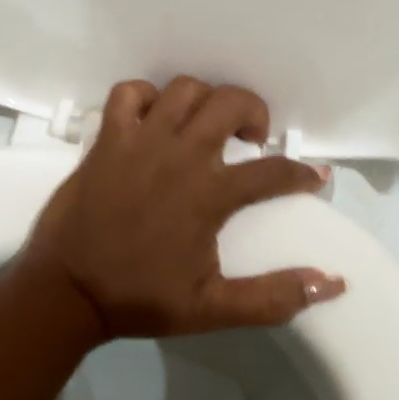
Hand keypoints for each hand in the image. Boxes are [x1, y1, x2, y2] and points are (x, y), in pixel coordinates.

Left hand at [20, 77, 344, 338]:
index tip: (313, 179)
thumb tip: (331, 283)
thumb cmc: (140, 299)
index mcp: (207, 195)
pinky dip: (145, 96)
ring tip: (206, 126)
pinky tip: (154, 119)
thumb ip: (273, 297)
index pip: (272, 172)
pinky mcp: (105, 140)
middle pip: (230, 103)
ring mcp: (138, 142)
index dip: (301, 174)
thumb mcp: (213, 309)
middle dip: (254, 111)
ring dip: (205, 100)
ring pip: (184, 90)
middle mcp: (177, 156)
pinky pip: (127, 93)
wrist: (67, 291)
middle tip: (251, 140)